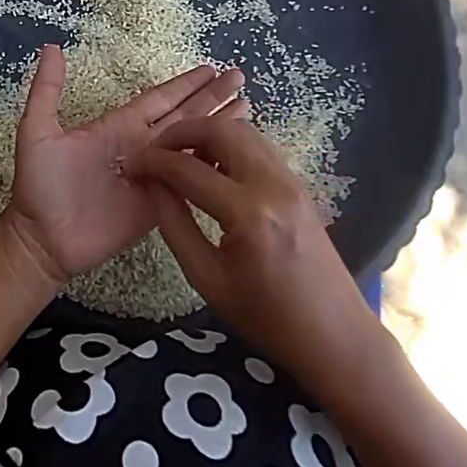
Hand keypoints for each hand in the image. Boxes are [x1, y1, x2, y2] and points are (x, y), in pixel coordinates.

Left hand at [0, 45, 245, 282]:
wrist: (43, 238)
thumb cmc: (40, 184)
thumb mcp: (38, 130)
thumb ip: (47, 90)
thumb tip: (52, 47)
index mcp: (119, 127)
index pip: (160, 99)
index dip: (185, 84)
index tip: (210, 68)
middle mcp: (142, 146)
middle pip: (185, 116)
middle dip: (212, 97)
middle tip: (240, 76)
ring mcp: (155, 175)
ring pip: (194, 144)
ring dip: (220, 126)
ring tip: (248, 106)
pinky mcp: (161, 203)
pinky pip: (192, 181)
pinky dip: (214, 165)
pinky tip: (237, 154)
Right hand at [126, 117, 378, 389]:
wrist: (336, 336)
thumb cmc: (267, 318)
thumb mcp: (207, 278)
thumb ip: (174, 224)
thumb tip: (152, 184)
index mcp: (248, 214)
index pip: (187, 168)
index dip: (152, 162)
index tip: (131, 165)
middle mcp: (272, 184)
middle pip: (220, 129)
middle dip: (180, 133)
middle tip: (155, 152)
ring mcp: (291, 180)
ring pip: (243, 131)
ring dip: (207, 135)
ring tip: (182, 161)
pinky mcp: (299, 184)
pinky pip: (258, 147)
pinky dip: (230, 146)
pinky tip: (213, 172)